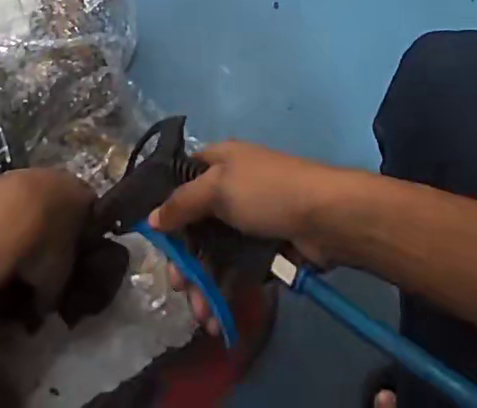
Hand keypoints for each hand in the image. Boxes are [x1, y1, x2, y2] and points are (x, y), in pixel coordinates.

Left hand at [0, 167, 94, 309]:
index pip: (88, 210)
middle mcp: (55, 176)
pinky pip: (0, 205)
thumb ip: (57, 288)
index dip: (78, 235)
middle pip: (56, 200)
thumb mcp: (58, 278)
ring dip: (21, 221)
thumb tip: (46, 303)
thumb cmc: (40, 249)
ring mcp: (21, 175)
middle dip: (48, 225)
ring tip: (9, 252)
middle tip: (38, 255)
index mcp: (81, 194)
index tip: (68, 256)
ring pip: (26, 199)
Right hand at [148, 142, 365, 336]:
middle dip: (185, 261)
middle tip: (180, 288)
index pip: (182, 182)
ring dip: (203, 285)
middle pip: (195, 226)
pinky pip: (234, 270)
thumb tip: (152, 219)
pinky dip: (223, 292)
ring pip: (213, 253)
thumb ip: (182, 203)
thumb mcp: (218, 187)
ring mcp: (247, 220)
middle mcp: (230, 188)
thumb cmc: (266, 192)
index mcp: (220, 161)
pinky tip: (218, 316)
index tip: (157, 242)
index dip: (167, 210)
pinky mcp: (263, 248)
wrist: (325, 215)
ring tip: (203, 315)